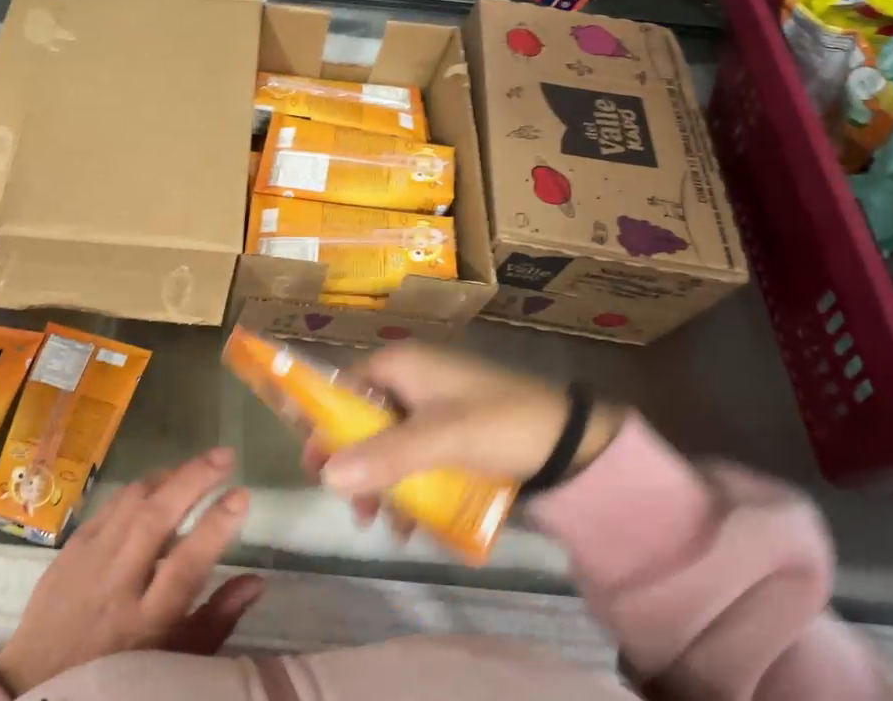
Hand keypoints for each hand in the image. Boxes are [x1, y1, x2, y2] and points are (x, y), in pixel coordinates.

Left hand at [0, 448, 263, 694]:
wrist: (40, 678)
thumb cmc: (121, 674)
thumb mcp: (175, 661)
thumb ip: (217, 620)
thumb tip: (257, 581)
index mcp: (147, 623)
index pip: (185, 566)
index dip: (215, 528)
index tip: (241, 495)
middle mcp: (117, 585)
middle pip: (155, 520)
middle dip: (193, 481)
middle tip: (225, 456)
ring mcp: (90, 561)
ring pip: (131, 505)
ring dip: (168, 477)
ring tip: (199, 464)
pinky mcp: (71, 548)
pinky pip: (109, 506)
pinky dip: (138, 488)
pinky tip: (160, 481)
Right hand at [303, 343, 627, 524]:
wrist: (576, 442)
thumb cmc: (501, 425)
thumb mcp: (440, 440)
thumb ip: (385, 456)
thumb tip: (326, 476)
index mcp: (402, 365)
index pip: (343, 388)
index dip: (324, 426)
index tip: (316, 468)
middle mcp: (412, 379)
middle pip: (363, 422)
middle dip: (357, 467)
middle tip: (358, 509)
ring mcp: (434, 407)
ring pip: (389, 445)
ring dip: (383, 484)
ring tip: (389, 526)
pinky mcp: (454, 433)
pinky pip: (416, 457)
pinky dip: (411, 487)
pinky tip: (416, 525)